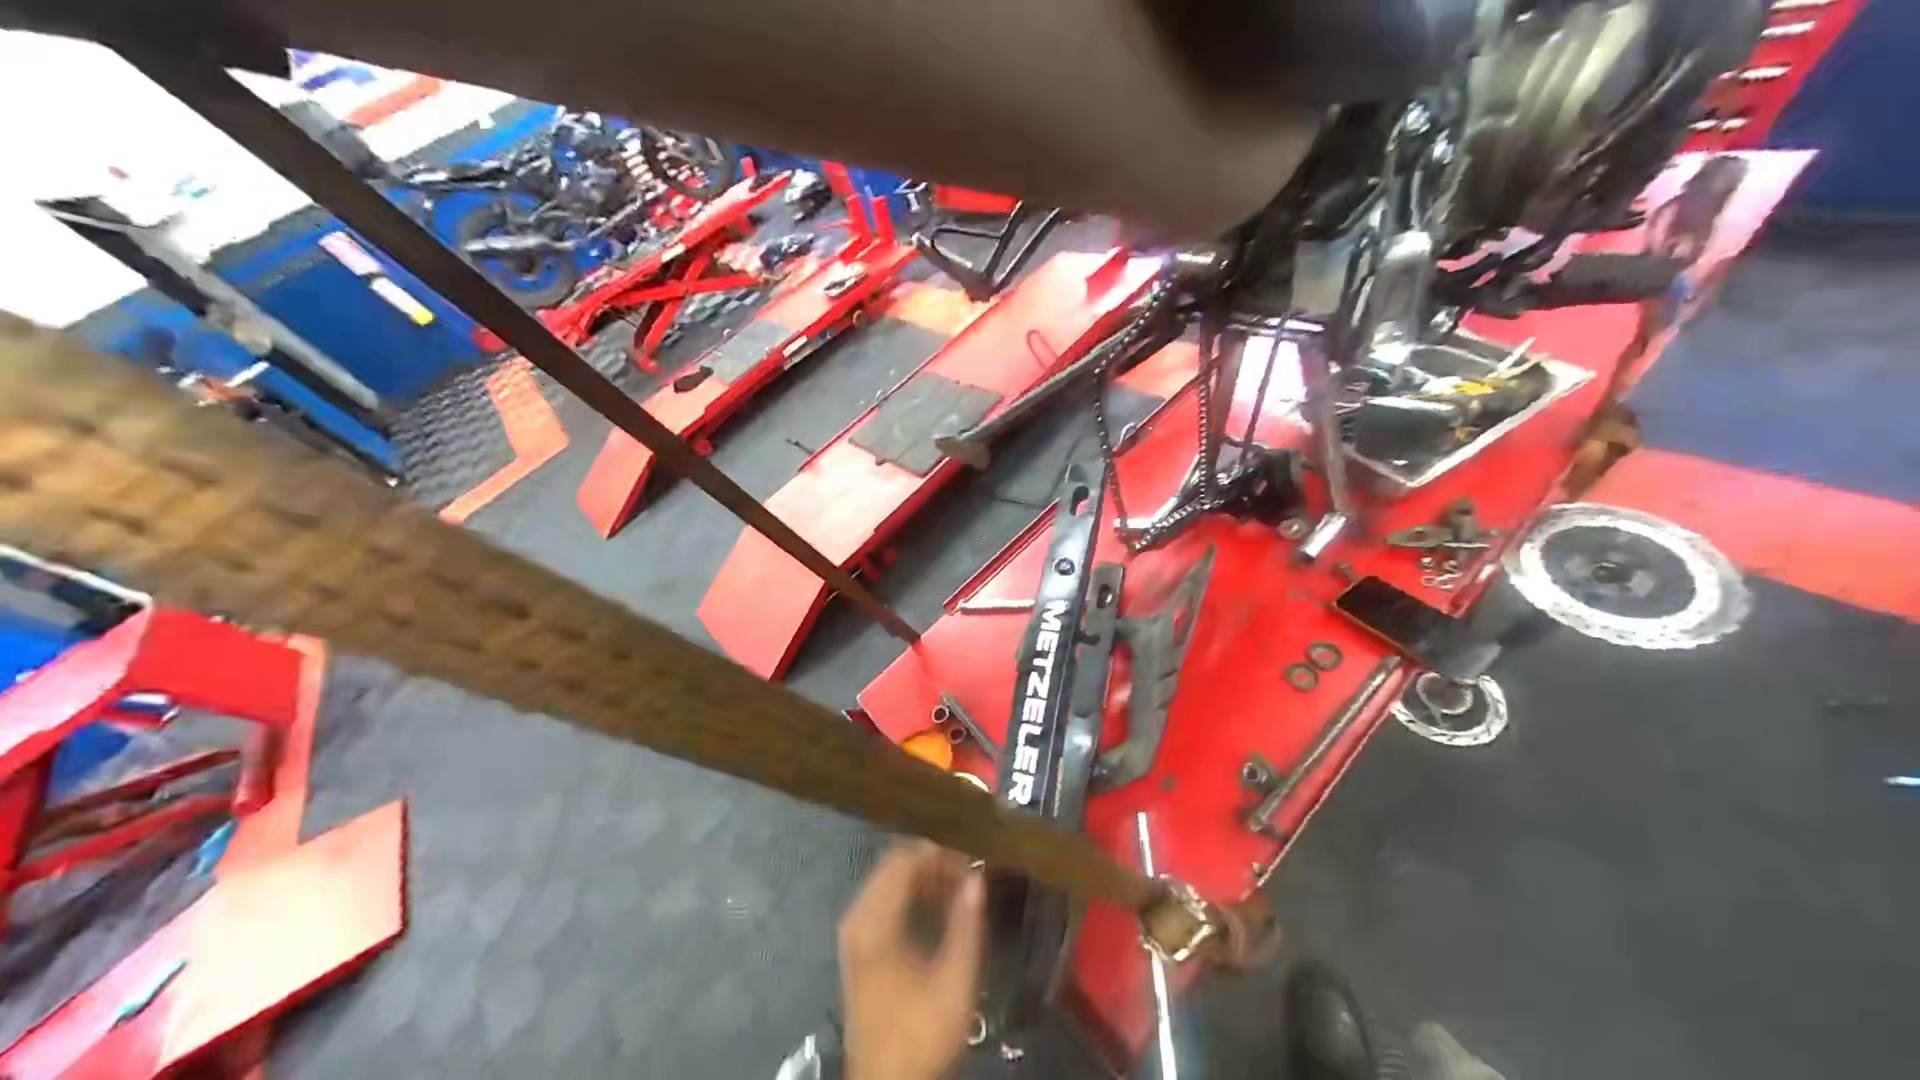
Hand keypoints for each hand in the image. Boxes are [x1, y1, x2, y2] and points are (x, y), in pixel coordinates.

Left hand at [839, 841, 984, 1079]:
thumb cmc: (920, 1032)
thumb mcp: (955, 981)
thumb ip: (966, 924)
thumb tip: (976, 878)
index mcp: (875, 921)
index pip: (904, 861)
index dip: (938, 853)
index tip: (971, 859)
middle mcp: (857, 918)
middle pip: (892, 866)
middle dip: (931, 862)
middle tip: (966, 872)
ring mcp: (853, 932)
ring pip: (886, 881)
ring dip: (921, 878)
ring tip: (957, 886)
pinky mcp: (857, 946)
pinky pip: (881, 899)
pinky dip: (907, 894)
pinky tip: (935, 905)